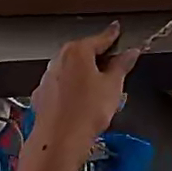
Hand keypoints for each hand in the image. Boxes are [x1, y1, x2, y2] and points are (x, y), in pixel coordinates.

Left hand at [23, 24, 137, 170]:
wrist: (59, 141)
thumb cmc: (87, 112)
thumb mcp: (113, 86)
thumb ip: (122, 65)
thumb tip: (130, 53)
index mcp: (77, 51)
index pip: (99, 38)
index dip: (112, 35)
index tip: (117, 29)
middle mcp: (58, 60)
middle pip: (83, 54)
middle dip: (98, 60)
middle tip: (114, 69)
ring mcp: (47, 78)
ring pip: (71, 71)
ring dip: (84, 76)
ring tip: (99, 93)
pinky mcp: (42, 96)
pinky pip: (61, 87)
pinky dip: (72, 90)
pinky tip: (81, 104)